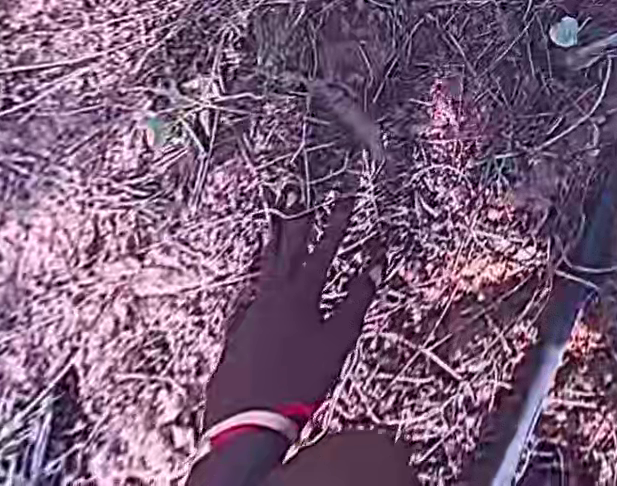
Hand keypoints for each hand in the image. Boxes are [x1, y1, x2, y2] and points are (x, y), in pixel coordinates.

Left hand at [204, 195, 378, 426]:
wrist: (249, 424)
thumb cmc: (299, 380)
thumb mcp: (338, 339)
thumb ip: (357, 299)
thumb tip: (376, 266)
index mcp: (301, 294)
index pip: (324, 247)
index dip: (337, 221)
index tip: (344, 198)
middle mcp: (274, 295)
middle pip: (288, 247)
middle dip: (297, 218)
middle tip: (295, 192)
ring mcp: (253, 311)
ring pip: (266, 266)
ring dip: (274, 241)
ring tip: (275, 221)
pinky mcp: (240, 330)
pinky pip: (254, 291)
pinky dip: (261, 275)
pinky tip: (261, 278)